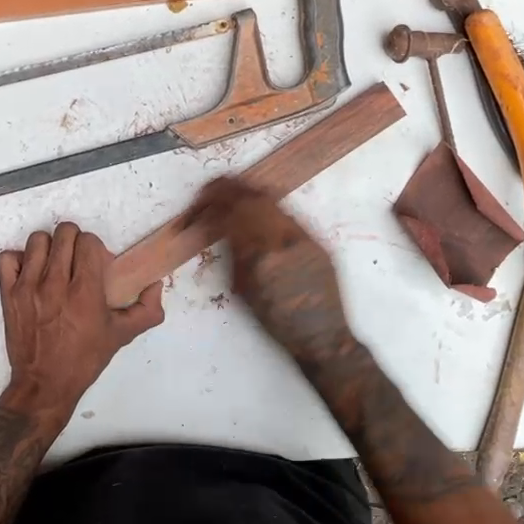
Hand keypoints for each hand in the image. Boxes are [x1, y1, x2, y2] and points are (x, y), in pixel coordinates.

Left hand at [0, 222, 164, 421]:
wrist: (44, 384)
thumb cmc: (84, 360)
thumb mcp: (122, 336)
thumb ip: (146, 310)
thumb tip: (156, 284)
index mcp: (85, 292)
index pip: (88, 242)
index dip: (95, 248)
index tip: (96, 264)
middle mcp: (55, 284)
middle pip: (64, 233)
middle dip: (75, 242)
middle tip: (77, 260)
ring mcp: (28, 287)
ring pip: (38, 241)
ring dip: (49, 248)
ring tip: (54, 265)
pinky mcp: (8, 294)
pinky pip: (8, 258)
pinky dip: (18, 260)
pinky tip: (30, 272)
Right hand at [191, 177, 352, 365]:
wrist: (322, 336)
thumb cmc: (277, 322)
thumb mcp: (244, 291)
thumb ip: (234, 256)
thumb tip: (222, 229)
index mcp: (260, 257)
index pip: (231, 216)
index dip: (212, 203)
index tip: (201, 200)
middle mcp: (284, 241)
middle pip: (252, 199)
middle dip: (228, 188)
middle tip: (212, 187)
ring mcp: (304, 238)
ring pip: (273, 202)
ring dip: (249, 191)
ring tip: (233, 190)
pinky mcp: (317, 240)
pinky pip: (289, 214)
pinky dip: (269, 206)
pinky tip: (259, 206)